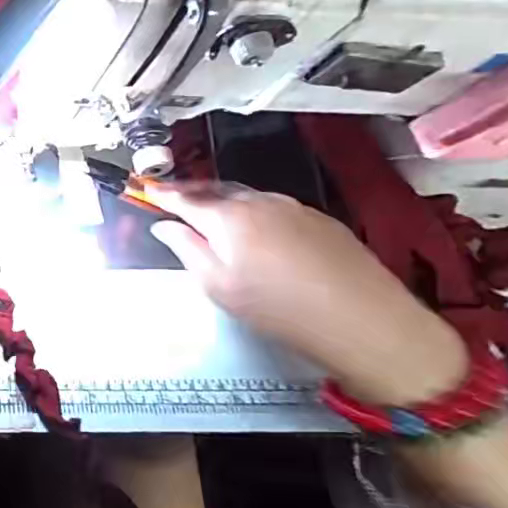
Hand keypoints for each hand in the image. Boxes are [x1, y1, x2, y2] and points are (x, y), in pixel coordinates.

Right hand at [147, 183, 466, 406]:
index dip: (163, 193)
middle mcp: (259, 201)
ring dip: (225, 204)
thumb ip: (187, 250)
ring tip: (214, 221)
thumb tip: (165, 226)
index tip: (146, 189)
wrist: (361, 318)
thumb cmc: (278, 308)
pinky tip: (260, 238)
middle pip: (217, 190)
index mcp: (228, 217)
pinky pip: (275, 208)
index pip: (186, 197)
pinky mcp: (318, 218)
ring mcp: (293, 206)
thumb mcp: (219, 287)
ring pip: (247, 198)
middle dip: (193, 193)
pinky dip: (256, 215)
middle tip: (175, 201)